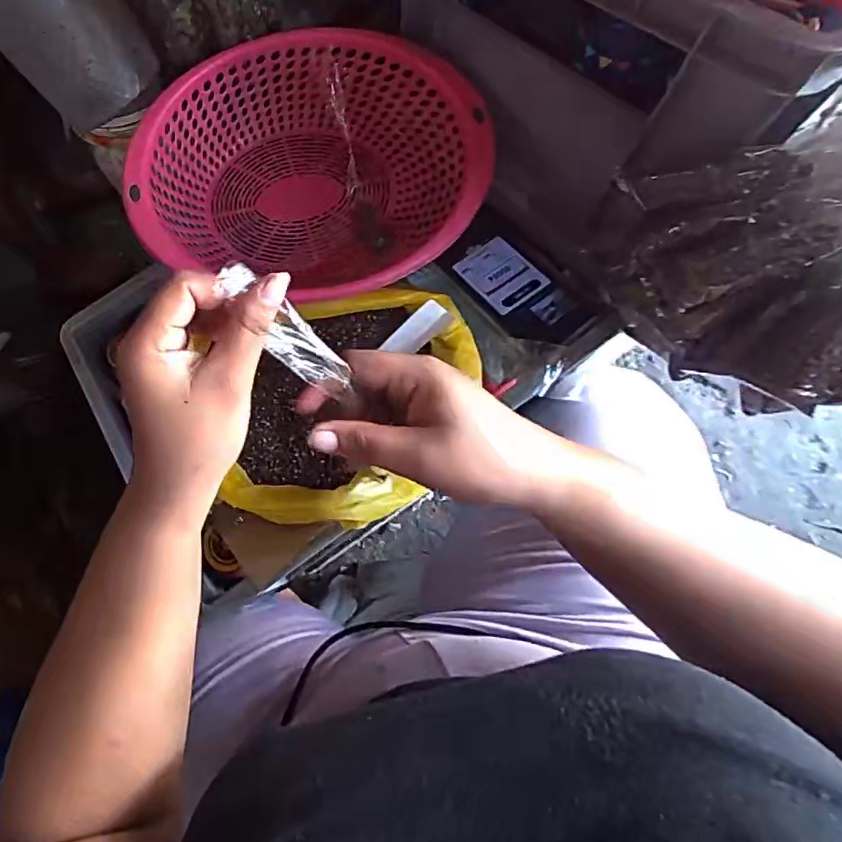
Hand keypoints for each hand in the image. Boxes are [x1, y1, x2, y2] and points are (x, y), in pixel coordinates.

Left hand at [118, 270, 285, 507]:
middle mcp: (139, 340)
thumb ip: (251, 328)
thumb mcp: (230, 381)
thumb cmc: (200, 443)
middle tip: (257, 328)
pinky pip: (189, 332)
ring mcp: (148, 353)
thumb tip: (277, 280)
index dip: (222, 290)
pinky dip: (215, 335)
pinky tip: (234, 352)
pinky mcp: (161, 364)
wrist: (176, 490)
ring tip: (249, 343)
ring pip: (190, 313)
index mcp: (145, 342)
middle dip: (224, 304)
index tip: (254, 312)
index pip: (183, 286)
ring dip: (223, 319)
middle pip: (185, 296)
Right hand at [300, 351, 589, 510]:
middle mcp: (420, 376)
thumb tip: (313, 435)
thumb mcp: (417, 455)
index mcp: (416, 373)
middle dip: (342, 414)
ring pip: (378, 405)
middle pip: (364, 385)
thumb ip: (363, 442)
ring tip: (352, 462)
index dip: (324, 385)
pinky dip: (380, 436)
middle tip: (329, 450)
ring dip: (361, 430)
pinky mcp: (436, 413)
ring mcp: (429, 395)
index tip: (302, 413)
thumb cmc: (481, 460)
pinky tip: (377, 460)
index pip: (355, 365)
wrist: (539, 476)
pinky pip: (396, 418)